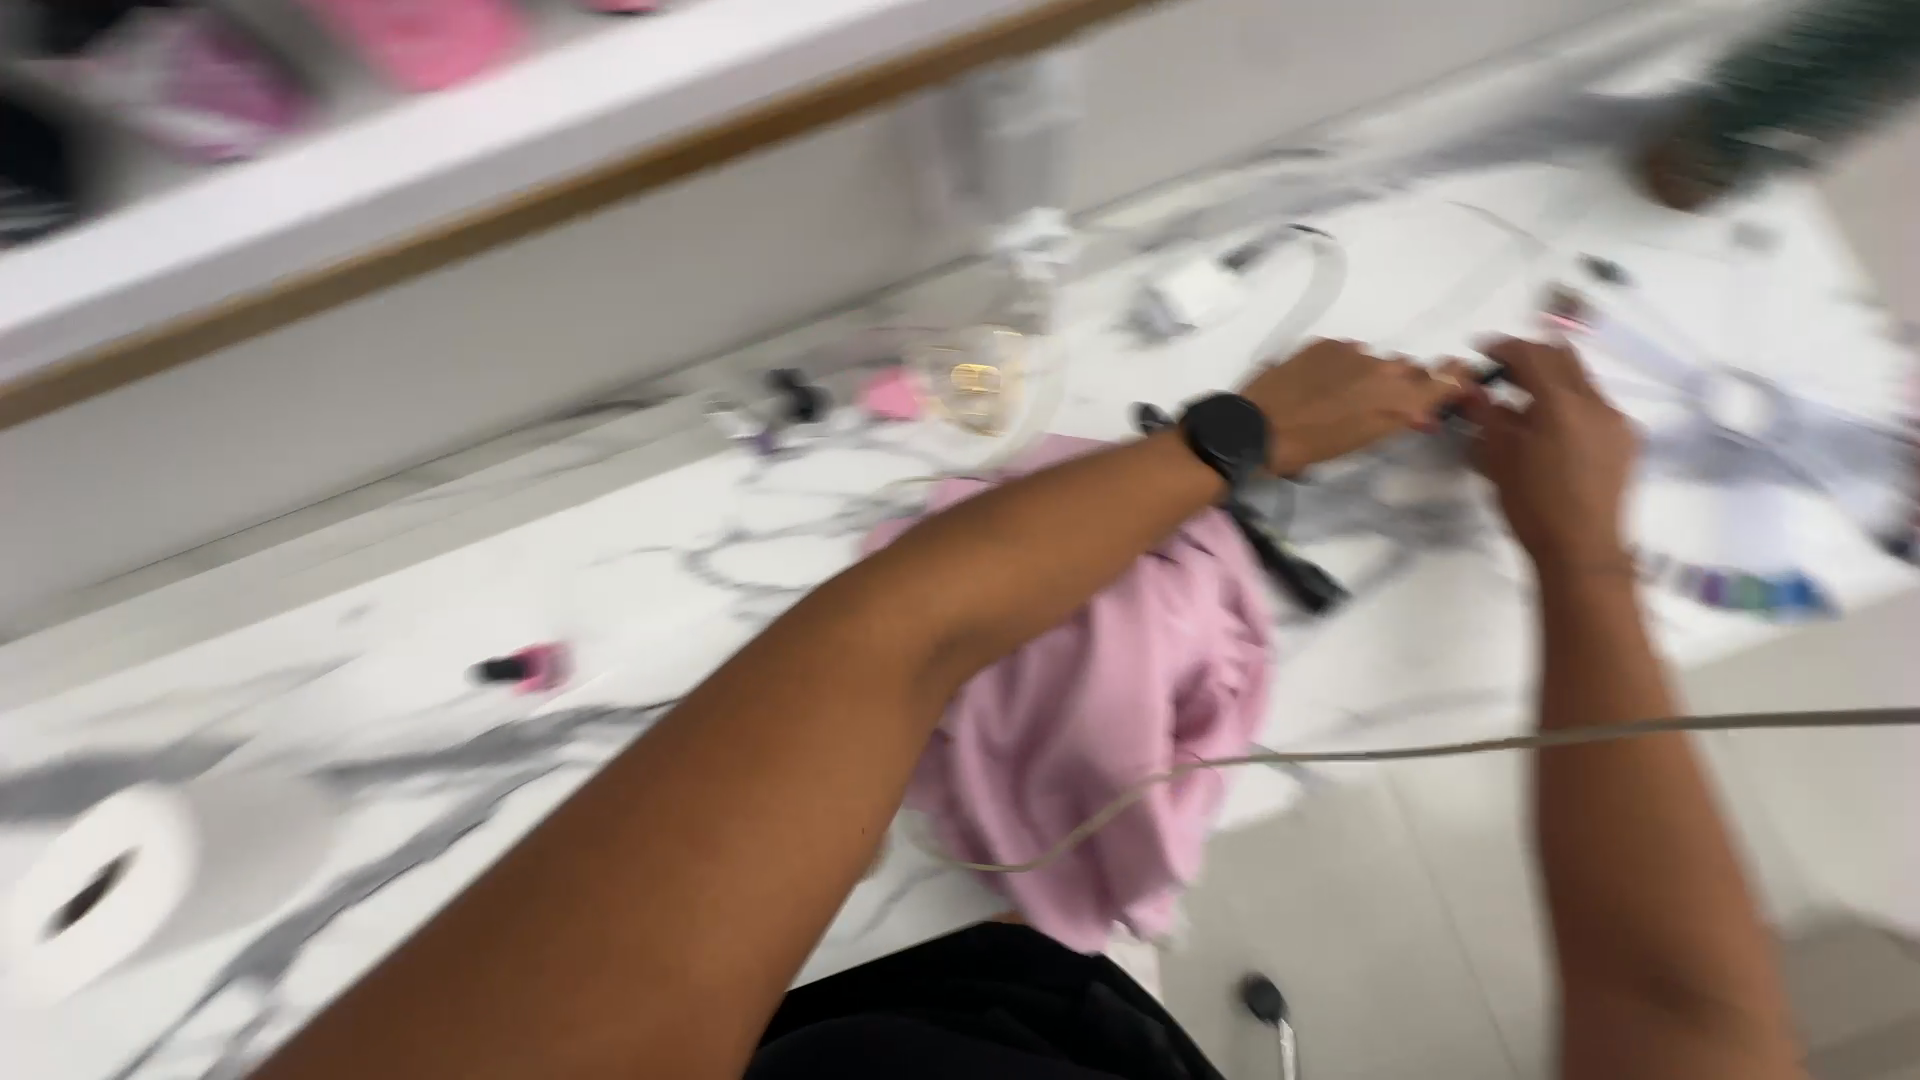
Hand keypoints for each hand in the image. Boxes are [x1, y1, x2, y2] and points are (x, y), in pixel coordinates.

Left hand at [1238, 339, 1471, 473]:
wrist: (1255, 429)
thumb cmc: (1309, 447)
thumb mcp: (1360, 441)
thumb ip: (1396, 420)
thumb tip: (1420, 411)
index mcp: (1397, 399)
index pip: (1446, 378)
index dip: (1452, 377)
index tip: (1454, 377)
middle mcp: (1383, 369)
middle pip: (1407, 369)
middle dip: (1399, 383)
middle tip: (1374, 403)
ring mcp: (1351, 352)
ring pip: (1373, 359)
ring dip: (1364, 374)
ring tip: (1336, 396)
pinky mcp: (1322, 344)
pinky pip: (1343, 351)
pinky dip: (1338, 364)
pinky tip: (1317, 383)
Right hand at [1457, 337, 1638, 574]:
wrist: (1583, 548)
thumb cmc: (1530, 504)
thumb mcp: (1496, 458)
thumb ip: (1486, 416)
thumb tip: (1473, 390)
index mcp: (1560, 404)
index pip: (1532, 356)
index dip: (1504, 347)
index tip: (1481, 350)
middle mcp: (1595, 403)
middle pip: (1564, 359)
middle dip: (1530, 356)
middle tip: (1500, 367)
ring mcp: (1616, 420)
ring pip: (1580, 381)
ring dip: (1549, 380)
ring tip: (1519, 400)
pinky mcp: (1625, 439)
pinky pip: (1592, 406)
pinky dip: (1565, 402)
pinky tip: (1546, 428)